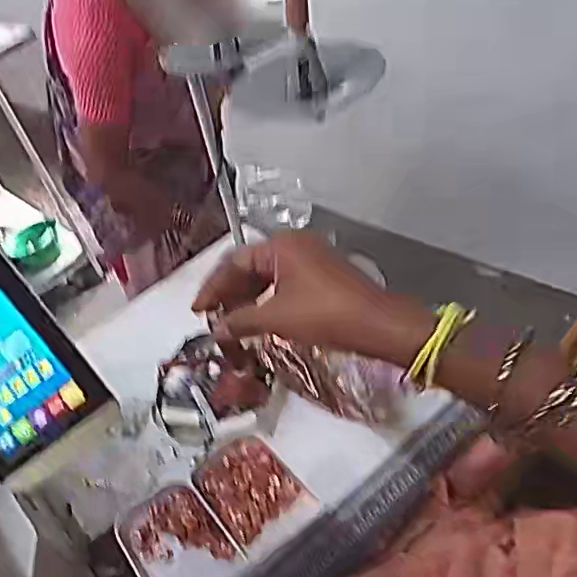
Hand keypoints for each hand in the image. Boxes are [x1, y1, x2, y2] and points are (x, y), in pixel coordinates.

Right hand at [191, 232, 432, 362]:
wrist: (377, 325)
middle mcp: (296, 246)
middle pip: (251, 268)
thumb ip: (241, 321)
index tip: (199, 310)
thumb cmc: (325, 315)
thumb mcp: (277, 318)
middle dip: (230, 294)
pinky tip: (260, 322)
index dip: (213, 287)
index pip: (235, 262)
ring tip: (233, 325)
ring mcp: (312, 261)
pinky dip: (268, 303)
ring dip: (249, 301)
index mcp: (281, 246)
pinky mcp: (323, 279)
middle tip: (214, 319)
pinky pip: (285, 286)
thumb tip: (218, 330)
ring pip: (269, 278)